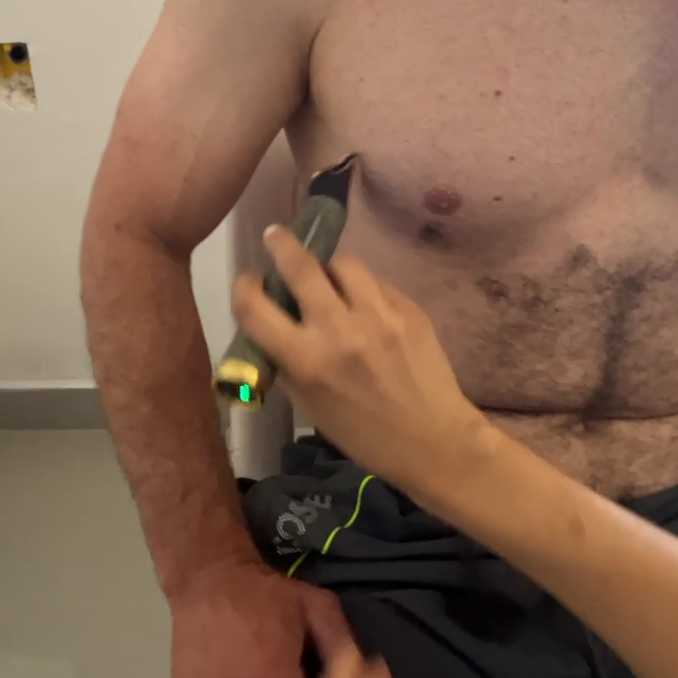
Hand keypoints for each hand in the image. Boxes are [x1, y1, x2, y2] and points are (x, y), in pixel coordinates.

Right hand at [231, 226, 486, 486]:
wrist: (433, 440)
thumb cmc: (363, 434)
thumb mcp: (309, 405)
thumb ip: (286, 361)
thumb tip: (274, 323)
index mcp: (305, 361)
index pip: (254, 307)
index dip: (243, 287)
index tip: (250, 282)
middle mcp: (338, 330)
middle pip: (299, 266)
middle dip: (281, 244)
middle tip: (276, 236)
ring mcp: (378, 315)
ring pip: (342, 262)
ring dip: (328, 265)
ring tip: (328, 276)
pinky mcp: (408, 309)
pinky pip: (375, 282)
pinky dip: (362, 287)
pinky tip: (365, 304)